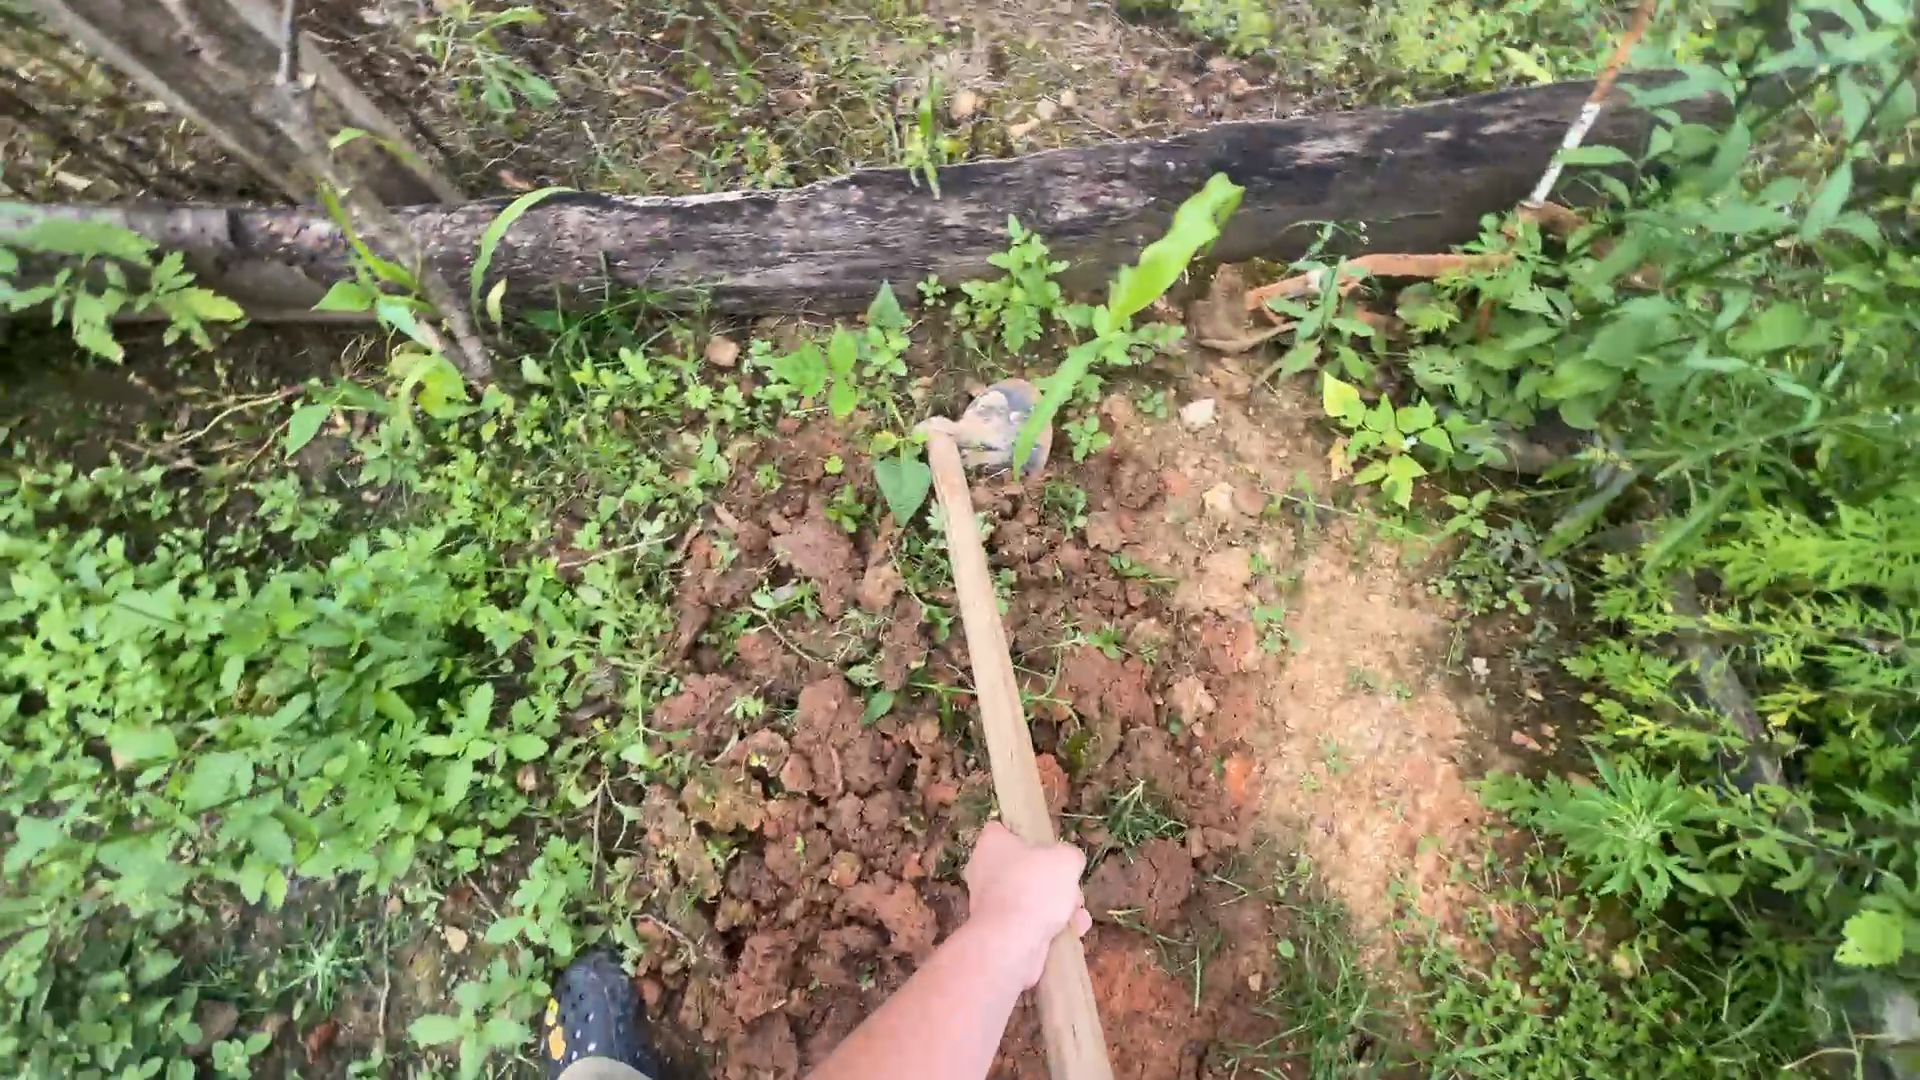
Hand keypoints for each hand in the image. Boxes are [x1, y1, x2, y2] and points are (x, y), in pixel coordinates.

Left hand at [962, 822, 1091, 987]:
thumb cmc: (1034, 887)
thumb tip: (1069, 863)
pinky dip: (1049, 927)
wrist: (1012, 942)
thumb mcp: (1066, 860)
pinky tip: (1071, 933)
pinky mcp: (998, 930)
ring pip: (1030, 897)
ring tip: (1077, 916)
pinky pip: (1028, 922)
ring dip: (1058, 907)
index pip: (1004, 829)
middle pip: (1026, 868)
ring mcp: (989, 903)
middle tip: (1072, 890)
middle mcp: (984, 870)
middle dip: (1055, 881)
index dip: (1028, 836)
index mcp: (991, 843)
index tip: (1049, 848)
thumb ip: (1070, 855)